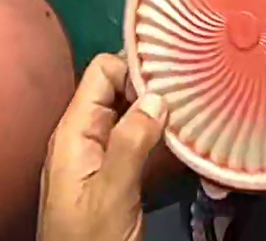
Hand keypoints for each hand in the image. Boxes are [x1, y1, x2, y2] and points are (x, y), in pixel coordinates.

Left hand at [39, 54, 168, 240]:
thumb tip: (157, 96)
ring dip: (159, 108)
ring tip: (190, 106)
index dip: (133, 68)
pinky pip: (138, 135)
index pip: (103, 71)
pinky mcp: (116, 172)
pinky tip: (182, 133)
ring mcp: (100, 154)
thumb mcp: (110, 197)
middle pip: (118, 86)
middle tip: (186, 90)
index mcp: (75, 132)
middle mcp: (86, 135)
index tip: (167, 80)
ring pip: (131, 110)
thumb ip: (130, 143)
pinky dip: (159, 130)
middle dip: (151, 85)